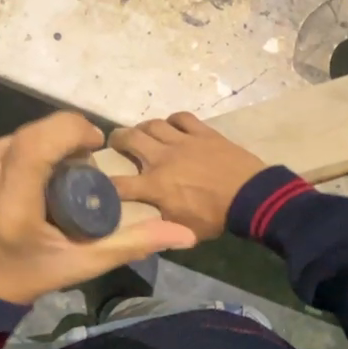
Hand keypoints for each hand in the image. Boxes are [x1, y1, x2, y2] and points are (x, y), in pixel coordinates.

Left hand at [0, 112, 197, 304]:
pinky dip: (33, 149)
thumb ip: (131, 244)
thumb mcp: (83, 264)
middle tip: (87, 163)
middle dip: (67, 137)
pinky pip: (9, 142)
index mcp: (12, 204)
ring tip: (67, 171)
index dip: (70, 130)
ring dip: (51, 144)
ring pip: (23, 135)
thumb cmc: (31, 277)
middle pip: (34, 134)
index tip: (95, 145)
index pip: (37, 144)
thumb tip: (183, 234)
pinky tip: (43, 173)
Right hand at [109, 112, 268, 239]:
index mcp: (155, 186)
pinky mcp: (202, 132)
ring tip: (141, 133)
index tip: (97, 183)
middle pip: (129, 138)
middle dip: (117, 139)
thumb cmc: (215, 218)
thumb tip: (149, 231)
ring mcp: (183, 141)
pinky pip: (181, 118)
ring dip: (143, 127)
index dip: (104, 184)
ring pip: (153, 124)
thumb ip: (162, 227)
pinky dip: (172, 121)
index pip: (118, 184)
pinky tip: (171, 126)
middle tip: (115, 143)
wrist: (250, 197)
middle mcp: (162, 158)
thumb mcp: (184, 231)